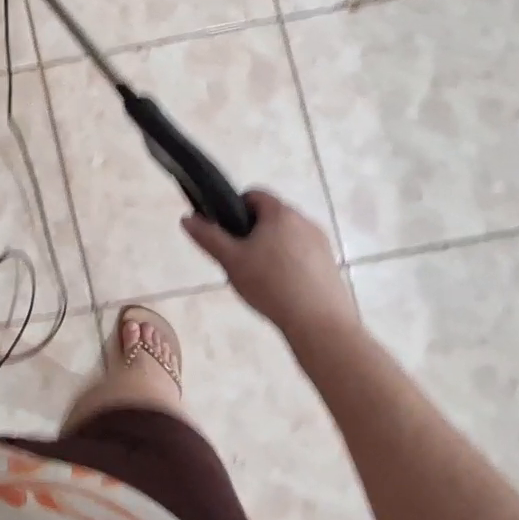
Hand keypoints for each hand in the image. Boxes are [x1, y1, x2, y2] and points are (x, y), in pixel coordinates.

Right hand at [182, 189, 355, 339]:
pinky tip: (282, 289)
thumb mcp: (230, 260)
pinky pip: (303, 254)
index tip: (226, 232)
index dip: (234, 208)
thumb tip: (187, 218)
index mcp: (280, 213)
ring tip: (260, 277)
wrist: (320, 324)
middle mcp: (305, 221)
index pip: (253, 195)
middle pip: (271, 217)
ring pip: (287, 237)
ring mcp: (322, 244)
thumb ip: (208, 236)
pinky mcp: (331, 265)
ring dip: (271, 248)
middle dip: (252, 232)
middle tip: (239, 258)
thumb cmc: (270, 285)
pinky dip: (289, 264)